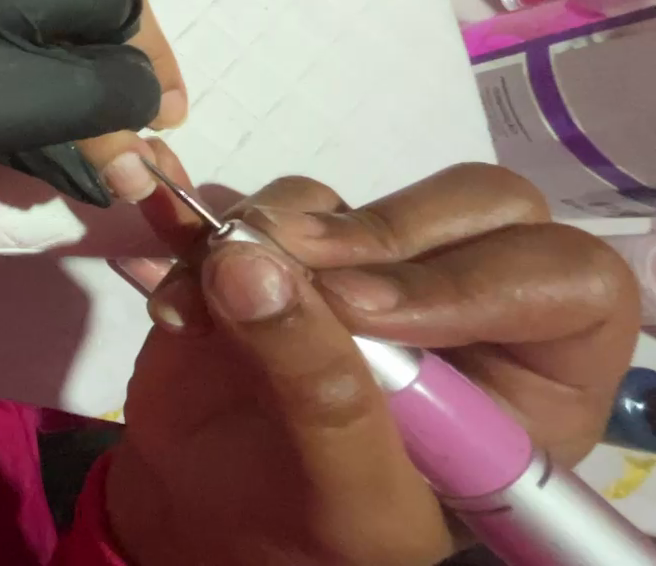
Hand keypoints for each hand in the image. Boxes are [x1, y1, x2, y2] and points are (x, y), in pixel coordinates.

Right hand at [106, 161, 639, 565]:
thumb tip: (248, 266)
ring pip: (327, 199)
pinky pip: (230, 210)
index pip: (561, 284)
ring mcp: (342, 271)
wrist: (198, 504)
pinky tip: (165, 287)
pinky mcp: (256, 253)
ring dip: (252, 237)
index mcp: (525, 377)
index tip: (352, 309)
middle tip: (279, 260)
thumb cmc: (305, 527)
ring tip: (197, 305)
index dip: (467, 279)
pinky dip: (185, 229)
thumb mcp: (344, 493)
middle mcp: (446, 306)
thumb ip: (319, 392)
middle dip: (367, 229)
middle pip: (468, 206)